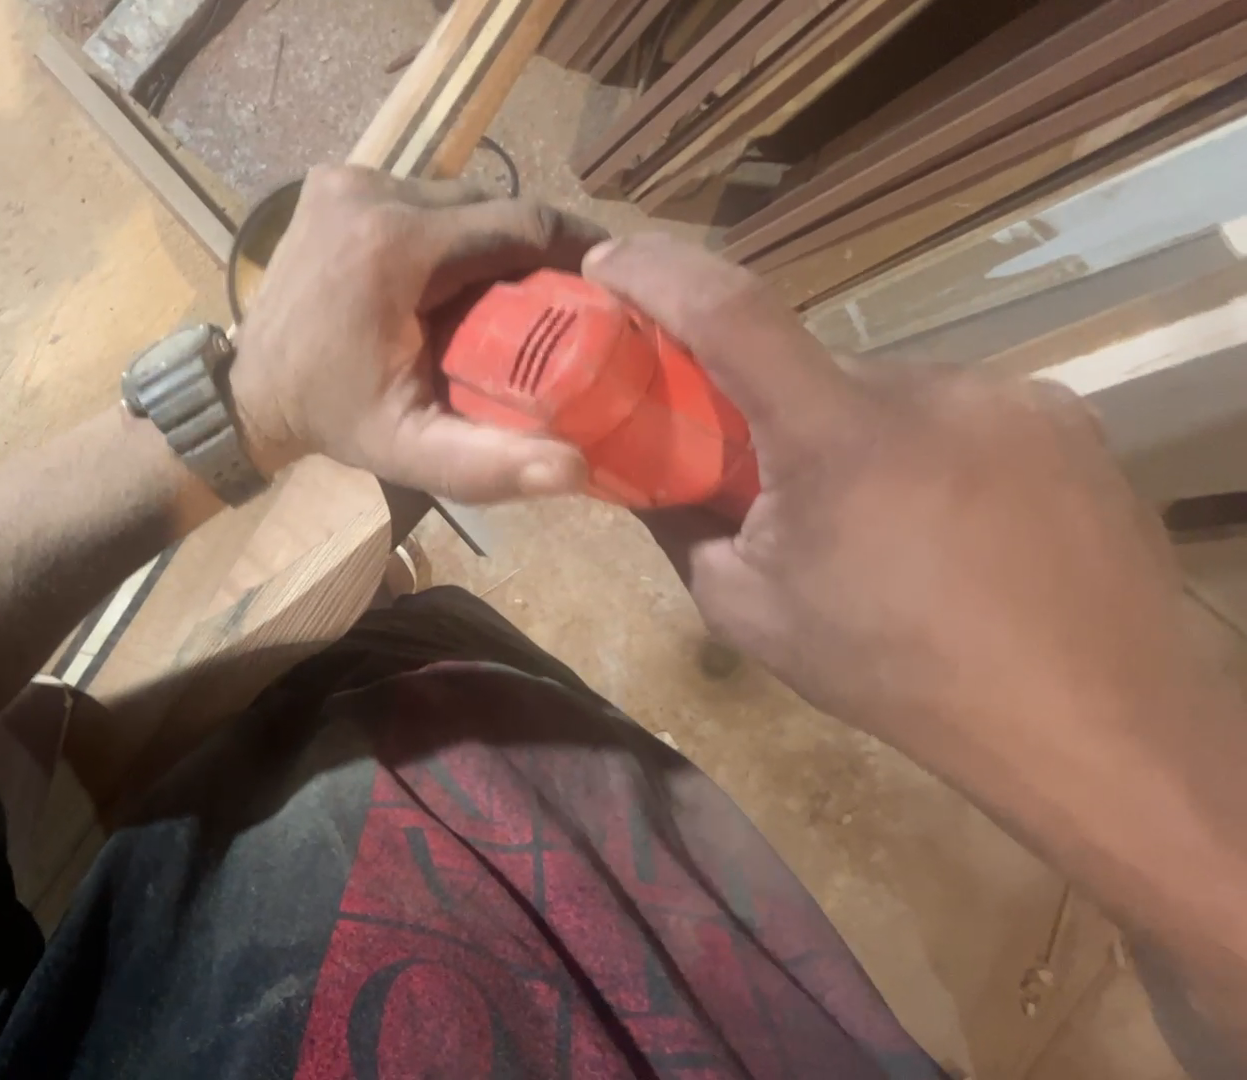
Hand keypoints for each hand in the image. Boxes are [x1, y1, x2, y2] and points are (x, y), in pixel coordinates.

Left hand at [230, 165, 601, 503]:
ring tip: (489, 294)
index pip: (519, 224)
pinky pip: (414, 196)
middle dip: (523, 254)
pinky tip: (434, 274)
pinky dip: (438, 230)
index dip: (573, 250)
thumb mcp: (406, 450)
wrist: (252, 392)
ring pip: (454, 197)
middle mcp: (371, 193)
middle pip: (488, 207)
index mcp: (395, 248)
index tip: (603, 281)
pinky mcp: (332, 180)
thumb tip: (575, 470)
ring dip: (480, 241)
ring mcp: (346, 178)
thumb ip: (484, 464)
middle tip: (543, 304)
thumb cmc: (332, 420)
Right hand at [581, 234, 1220, 754]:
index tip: (605, 260)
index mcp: (838, 435)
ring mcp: (1009, 397)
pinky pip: (947, 413)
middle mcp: (929, 388)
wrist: (1090, 727)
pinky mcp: (1063, 420)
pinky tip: (927, 521)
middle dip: (753, 403)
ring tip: (851, 519)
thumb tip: (649, 483)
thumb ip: (681, 528)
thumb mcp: (743, 606)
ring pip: (876, 392)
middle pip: (803, 364)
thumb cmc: (890, 669)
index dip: (659, 273)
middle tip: (740, 472)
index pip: (732, 314)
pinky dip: (905, 448)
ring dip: (835, 433)